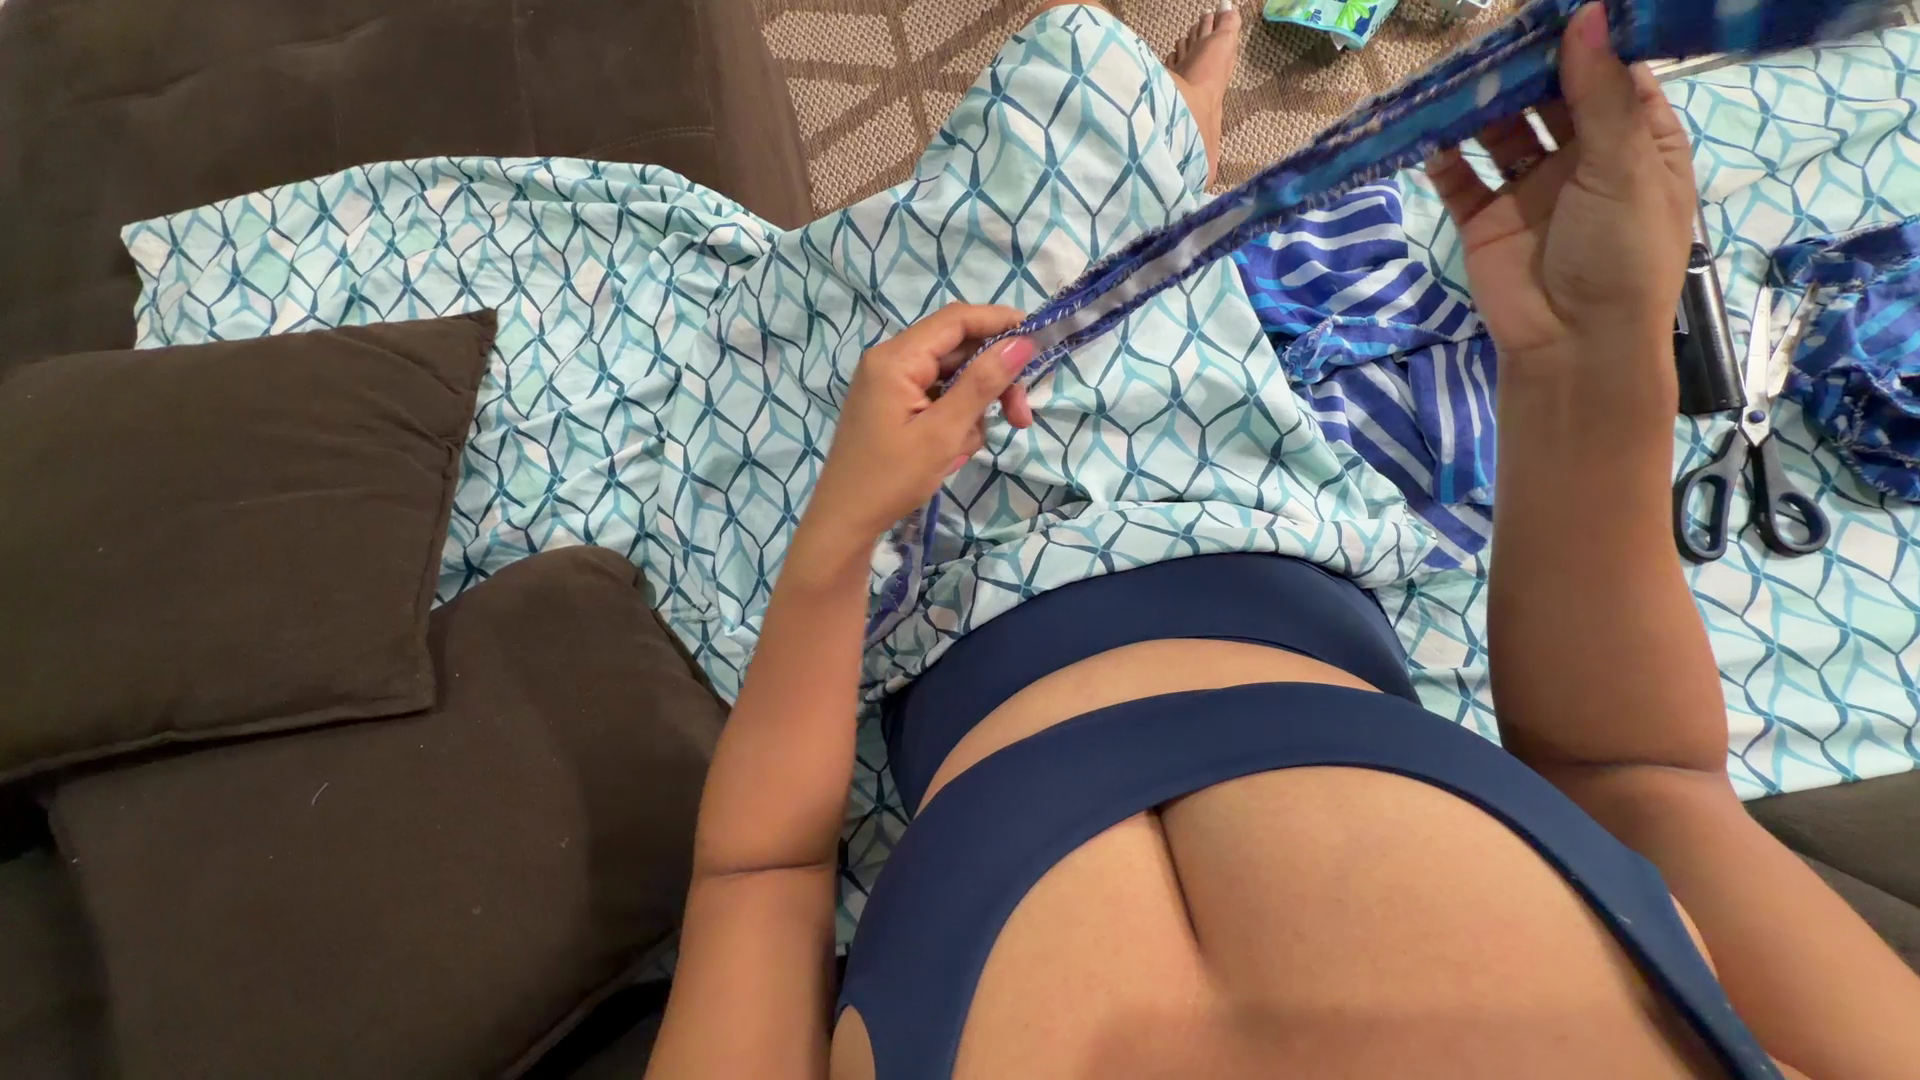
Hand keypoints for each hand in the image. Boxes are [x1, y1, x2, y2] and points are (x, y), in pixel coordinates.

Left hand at [802, 305, 1036, 550]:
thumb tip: (1022, 343)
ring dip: (973, 410)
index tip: (1040, 341)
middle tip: (1022, 418)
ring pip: (953, 379)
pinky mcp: (895, 407)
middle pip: (959, 350)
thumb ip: (983, 384)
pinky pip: (938, 400)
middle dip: (994, 381)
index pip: (957, 320)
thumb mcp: (943, 433)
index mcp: (897, 359)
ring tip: (964, 450)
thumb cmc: (891, 479)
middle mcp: (891, 361)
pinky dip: (954, 422)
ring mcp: (892, 385)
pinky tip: (950, 453)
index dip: (1001, 323)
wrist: (845, 521)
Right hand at [1425, 3, 1695, 397]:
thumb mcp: (1625, 167)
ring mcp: (1527, 189)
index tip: (1556, 8)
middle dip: (1524, 66)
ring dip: (1481, 105)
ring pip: (1500, 132)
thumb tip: (1585, 15)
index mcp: (1634, 140)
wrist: (1572, 340)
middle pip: (1548, 97)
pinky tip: (1429, 131)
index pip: (1610, 73)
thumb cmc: (1621, 252)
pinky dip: (1443, 156)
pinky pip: (1459, 179)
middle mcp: (1579, 157)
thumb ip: (1599, 94)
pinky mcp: (1482, 219)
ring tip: (1455, 72)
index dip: (1587, 39)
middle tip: (1492, 33)